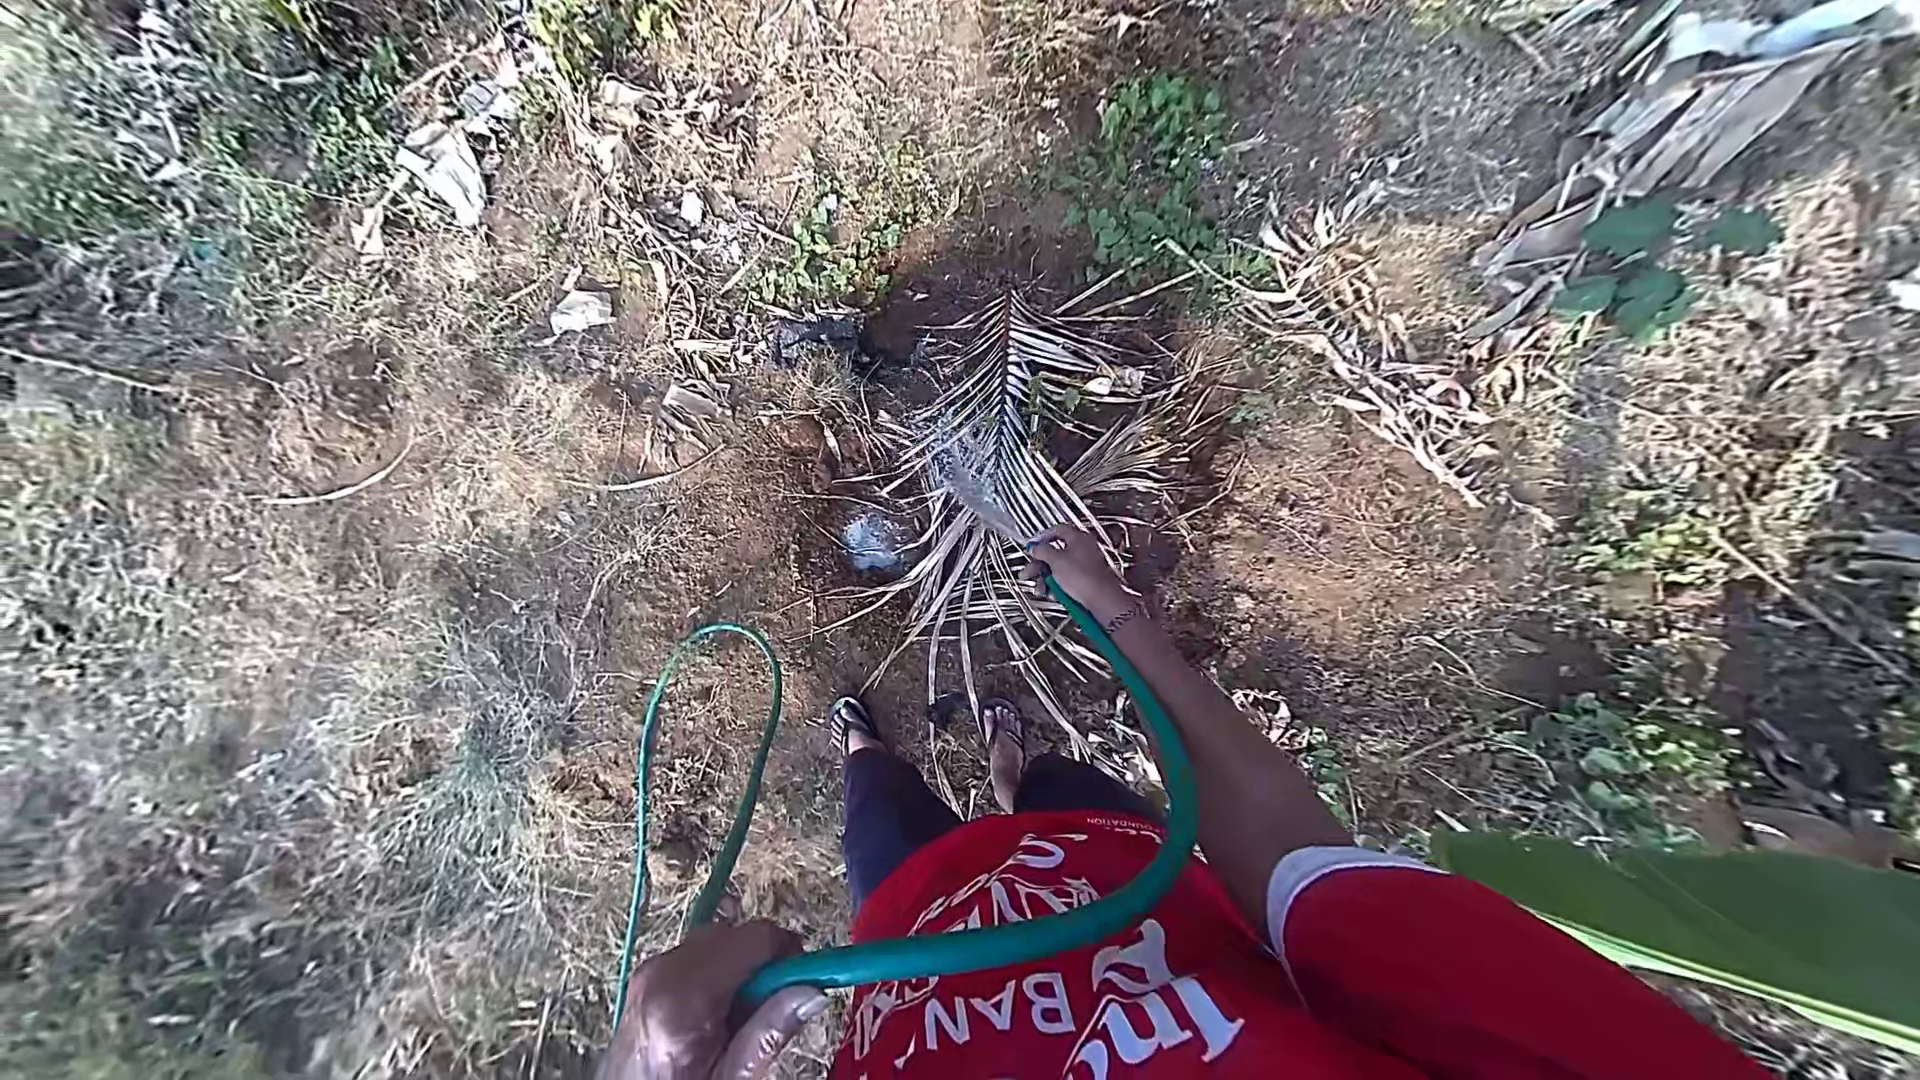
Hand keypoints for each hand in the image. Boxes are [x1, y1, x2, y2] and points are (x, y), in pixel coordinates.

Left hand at [597, 920, 827, 1079]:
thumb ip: (769, 1033)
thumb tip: (815, 992)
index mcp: (682, 1000)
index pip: (755, 938)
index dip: (788, 953)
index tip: (804, 980)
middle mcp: (663, 972)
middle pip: (738, 935)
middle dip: (765, 961)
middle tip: (776, 1003)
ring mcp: (651, 970)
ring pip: (720, 938)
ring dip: (743, 963)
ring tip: (744, 1012)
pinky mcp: (648, 974)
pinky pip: (699, 951)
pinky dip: (720, 968)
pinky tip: (719, 1009)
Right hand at [1020, 523, 1142, 625]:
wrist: (1102, 600)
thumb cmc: (1084, 577)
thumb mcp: (1056, 560)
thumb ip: (1042, 551)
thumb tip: (1035, 547)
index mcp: (1079, 538)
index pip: (1058, 530)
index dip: (1042, 538)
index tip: (1032, 547)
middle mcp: (1085, 549)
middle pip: (1056, 553)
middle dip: (1040, 564)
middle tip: (1029, 572)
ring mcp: (1087, 566)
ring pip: (1060, 569)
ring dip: (1047, 578)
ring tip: (1041, 588)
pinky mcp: (1087, 582)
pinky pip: (1068, 581)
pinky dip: (1058, 586)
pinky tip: (1052, 593)